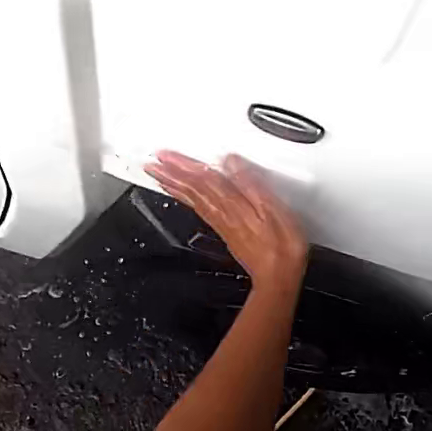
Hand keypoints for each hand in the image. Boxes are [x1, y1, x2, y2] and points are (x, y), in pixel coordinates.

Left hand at [146, 151, 308, 292]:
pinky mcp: (225, 230)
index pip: (202, 178)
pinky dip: (186, 199)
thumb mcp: (271, 207)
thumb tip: (229, 161)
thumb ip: (248, 182)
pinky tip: (182, 196)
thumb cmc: (280, 244)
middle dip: (171, 174)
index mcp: (232, 203)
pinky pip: (199, 209)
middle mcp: (222, 212)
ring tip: (159, 176)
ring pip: (192, 199)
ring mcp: (222, 222)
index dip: (183, 164)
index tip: (164, 155)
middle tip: (151, 163)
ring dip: (174, 186)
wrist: (277, 275)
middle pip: (192, 188)